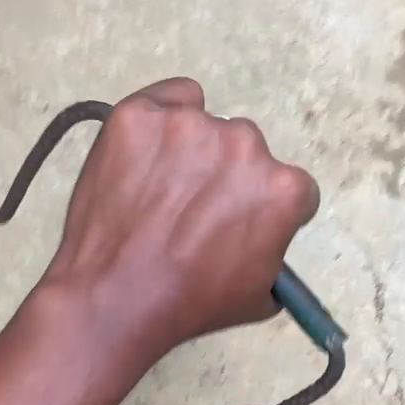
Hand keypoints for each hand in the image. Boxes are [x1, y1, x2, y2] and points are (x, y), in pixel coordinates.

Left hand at [39, 79, 319, 362]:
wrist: (114, 299)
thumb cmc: (190, 304)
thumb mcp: (261, 295)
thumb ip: (276, 250)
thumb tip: (266, 235)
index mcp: (282, 188)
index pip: (290, 187)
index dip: (265, 211)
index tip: (239, 226)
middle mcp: (244, 144)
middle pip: (246, 152)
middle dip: (226, 179)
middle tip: (192, 214)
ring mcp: (190, 124)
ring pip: (205, 126)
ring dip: (191, 152)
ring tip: (159, 194)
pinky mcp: (140, 114)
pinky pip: (168, 99)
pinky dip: (162, 119)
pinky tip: (146, 156)